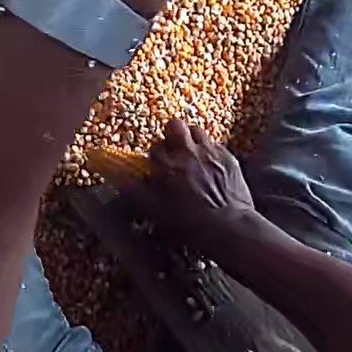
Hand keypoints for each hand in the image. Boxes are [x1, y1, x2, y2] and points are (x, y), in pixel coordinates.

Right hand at [131, 119, 259, 243]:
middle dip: (172, 134)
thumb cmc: (189, 222)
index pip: (155, 147)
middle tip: (174, 149)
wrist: (228, 225)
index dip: (156, 156)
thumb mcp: (156, 211)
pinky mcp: (228, 157)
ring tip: (192, 154)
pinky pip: (216, 145)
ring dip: (192, 139)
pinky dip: (210, 152)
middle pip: (175, 125)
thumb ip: (137, 193)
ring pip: (197, 131)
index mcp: (167, 165)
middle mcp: (188, 152)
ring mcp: (210, 152)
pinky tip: (211, 166)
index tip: (158, 166)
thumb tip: (123, 182)